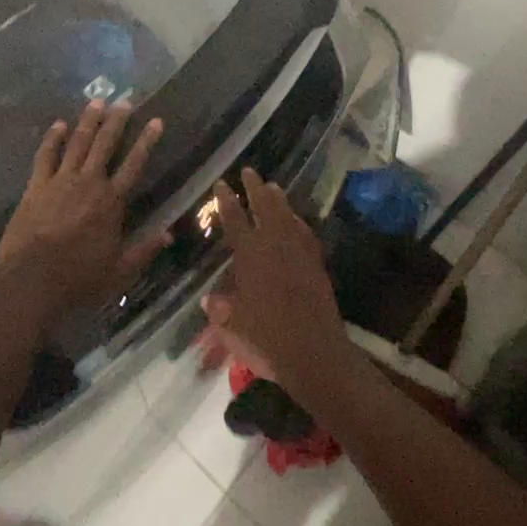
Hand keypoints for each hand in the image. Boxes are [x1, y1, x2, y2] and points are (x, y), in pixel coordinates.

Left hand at [0, 101, 167, 311]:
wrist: (30, 283)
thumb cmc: (79, 280)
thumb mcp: (120, 272)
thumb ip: (144, 250)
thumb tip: (169, 234)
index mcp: (112, 201)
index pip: (135, 164)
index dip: (147, 141)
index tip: (156, 120)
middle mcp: (89, 183)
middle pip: (105, 144)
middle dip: (117, 121)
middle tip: (124, 101)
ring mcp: (60, 182)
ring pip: (77, 143)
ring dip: (88, 121)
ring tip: (96, 102)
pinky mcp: (35, 187)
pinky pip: (45, 156)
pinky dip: (52, 138)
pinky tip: (58, 125)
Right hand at [202, 169, 352, 393]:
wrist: (315, 354)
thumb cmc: (267, 340)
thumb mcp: (233, 328)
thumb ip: (220, 310)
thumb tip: (209, 300)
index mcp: (250, 255)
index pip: (235, 219)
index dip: (226, 201)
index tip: (222, 183)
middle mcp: (275, 246)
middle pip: (265, 207)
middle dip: (255, 188)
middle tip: (249, 171)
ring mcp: (300, 253)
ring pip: (287, 216)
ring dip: (278, 200)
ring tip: (272, 187)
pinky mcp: (316, 264)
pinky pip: (305, 233)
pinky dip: (297, 222)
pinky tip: (296, 221)